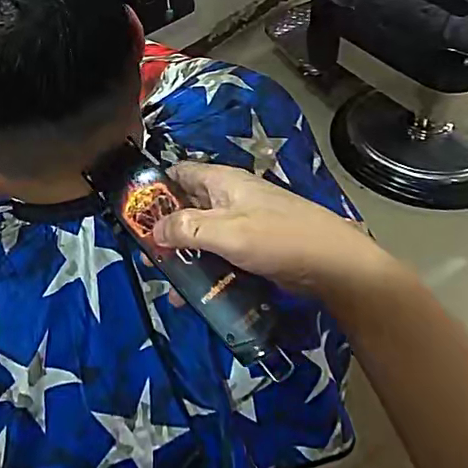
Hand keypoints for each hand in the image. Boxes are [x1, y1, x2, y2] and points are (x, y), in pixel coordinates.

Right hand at [152, 163, 395, 297]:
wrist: (333, 264)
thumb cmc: (279, 239)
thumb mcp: (227, 232)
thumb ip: (187, 228)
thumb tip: (153, 229)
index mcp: (223, 182)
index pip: (180, 173)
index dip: (156, 189)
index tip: (135, 215)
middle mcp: (231, 197)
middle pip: (189, 206)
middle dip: (168, 229)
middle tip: (150, 258)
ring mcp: (245, 222)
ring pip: (205, 234)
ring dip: (188, 255)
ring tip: (170, 284)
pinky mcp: (255, 246)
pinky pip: (222, 253)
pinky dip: (208, 268)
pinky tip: (198, 293)